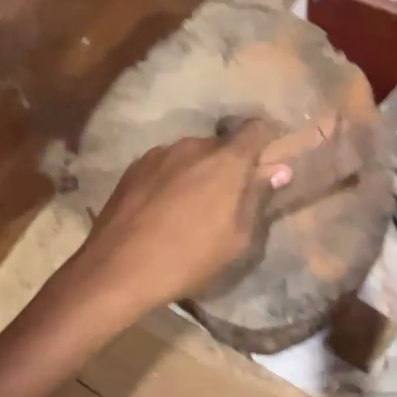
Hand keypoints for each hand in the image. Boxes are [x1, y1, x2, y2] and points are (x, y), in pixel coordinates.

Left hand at [67, 120, 291, 314]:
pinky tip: (164, 210)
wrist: (118, 268)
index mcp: (226, 161)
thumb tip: (278, 170)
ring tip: (192, 208)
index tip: (268, 162)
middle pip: (223, 145)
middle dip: (230, 166)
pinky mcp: (135, 167)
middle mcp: (193, 146)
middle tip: (228, 200)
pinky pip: (167, 165)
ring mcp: (160, 154)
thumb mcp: (236, 239)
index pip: (257, 128)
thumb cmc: (188, 258)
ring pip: (192, 155)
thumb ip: (257, 198)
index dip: (267, 140)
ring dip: (199, 172)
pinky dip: (174, 179)